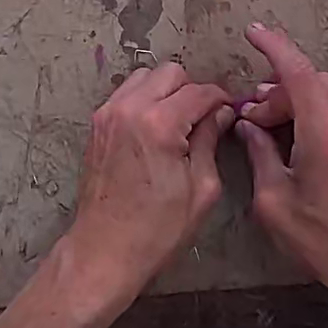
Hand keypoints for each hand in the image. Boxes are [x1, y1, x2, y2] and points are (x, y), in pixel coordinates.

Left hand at [65, 63, 233, 301]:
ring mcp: (109, 114)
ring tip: (178, 120)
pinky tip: (155, 127)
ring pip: (147, 76)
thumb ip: (211, 140)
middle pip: (172, 73)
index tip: (229, 110)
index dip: (220, 98)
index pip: (200, 91)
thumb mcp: (201, 189)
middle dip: (192, 90)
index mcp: (159, 124)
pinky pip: (127, 93)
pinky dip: (146, 99)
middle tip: (203, 117)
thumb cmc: (156, 230)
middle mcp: (131, 109)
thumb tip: (221, 113)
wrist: (102, 254)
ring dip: (167, 90)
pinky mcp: (98, 125)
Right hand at [234, 24, 327, 309]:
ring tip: (282, 124)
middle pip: (313, 83)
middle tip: (256, 115)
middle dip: (281, 92)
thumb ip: (259, 154)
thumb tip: (247, 124)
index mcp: (327, 136)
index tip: (255, 32)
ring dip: (304, 100)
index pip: (299, 73)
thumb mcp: (275, 204)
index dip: (275, 47)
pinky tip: (314, 137)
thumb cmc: (325, 242)